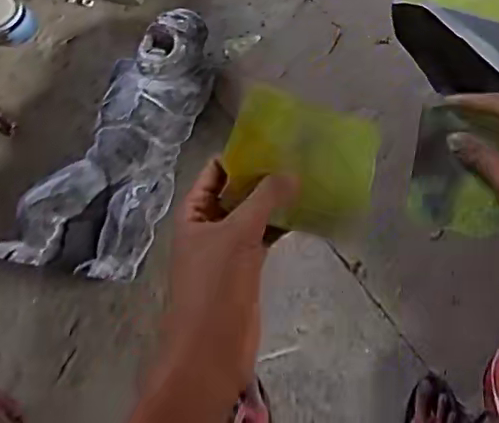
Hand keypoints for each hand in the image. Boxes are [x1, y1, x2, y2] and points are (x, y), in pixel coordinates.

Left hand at [136, 159, 295, 420]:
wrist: (209, 355)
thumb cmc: (214, 287)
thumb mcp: (237, 235)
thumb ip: (264, 200)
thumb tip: (291, 171)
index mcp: (194, 211)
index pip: (216, 170)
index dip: (241, 156)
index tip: (273, 142)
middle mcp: (209, 224)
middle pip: (236, 190)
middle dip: (262, 176)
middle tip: (296, 157)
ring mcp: (228, 247)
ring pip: (252, 213)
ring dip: (274, 200)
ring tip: (305, 178)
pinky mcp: (246, 267)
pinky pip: (264, 236)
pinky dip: (280, 225)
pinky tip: (303, 213)